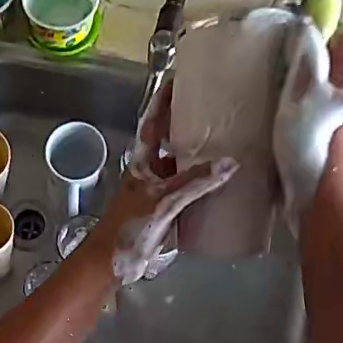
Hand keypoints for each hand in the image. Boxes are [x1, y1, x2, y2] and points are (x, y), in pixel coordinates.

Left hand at [87, 83, 237, 284]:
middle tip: (215, 110)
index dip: (162, 101)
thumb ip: (194, 182)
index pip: (152, 123)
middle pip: (170, 142)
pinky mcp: (166, 213)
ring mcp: (158, 193)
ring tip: (228, 141)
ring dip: (199, 157)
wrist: (112, 263)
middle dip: (188, 126)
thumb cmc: (128, 228)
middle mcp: (150, 173)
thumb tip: (229, 163)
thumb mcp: (162, 201)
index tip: (176, 78)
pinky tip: (223, 184)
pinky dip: (205, 187)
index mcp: (142, 162)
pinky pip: (189, 193)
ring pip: (182, 168)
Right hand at [273, 19, 342, 232]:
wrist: (314, 197)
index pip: (341, 43)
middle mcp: (341, 102)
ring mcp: (327, 124)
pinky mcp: (312, 142)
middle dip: (307, 53)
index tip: (300, 17)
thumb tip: (307, 25)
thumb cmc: (311, 143)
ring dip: (293, 81)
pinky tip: (266, 110)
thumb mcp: (306, 93)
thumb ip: (307, 59)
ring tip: (266, 75)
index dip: (324, 26)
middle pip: (327, 67)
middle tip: (276, 44)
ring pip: (312, 91)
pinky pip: (299, 113)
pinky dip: (285, 105)